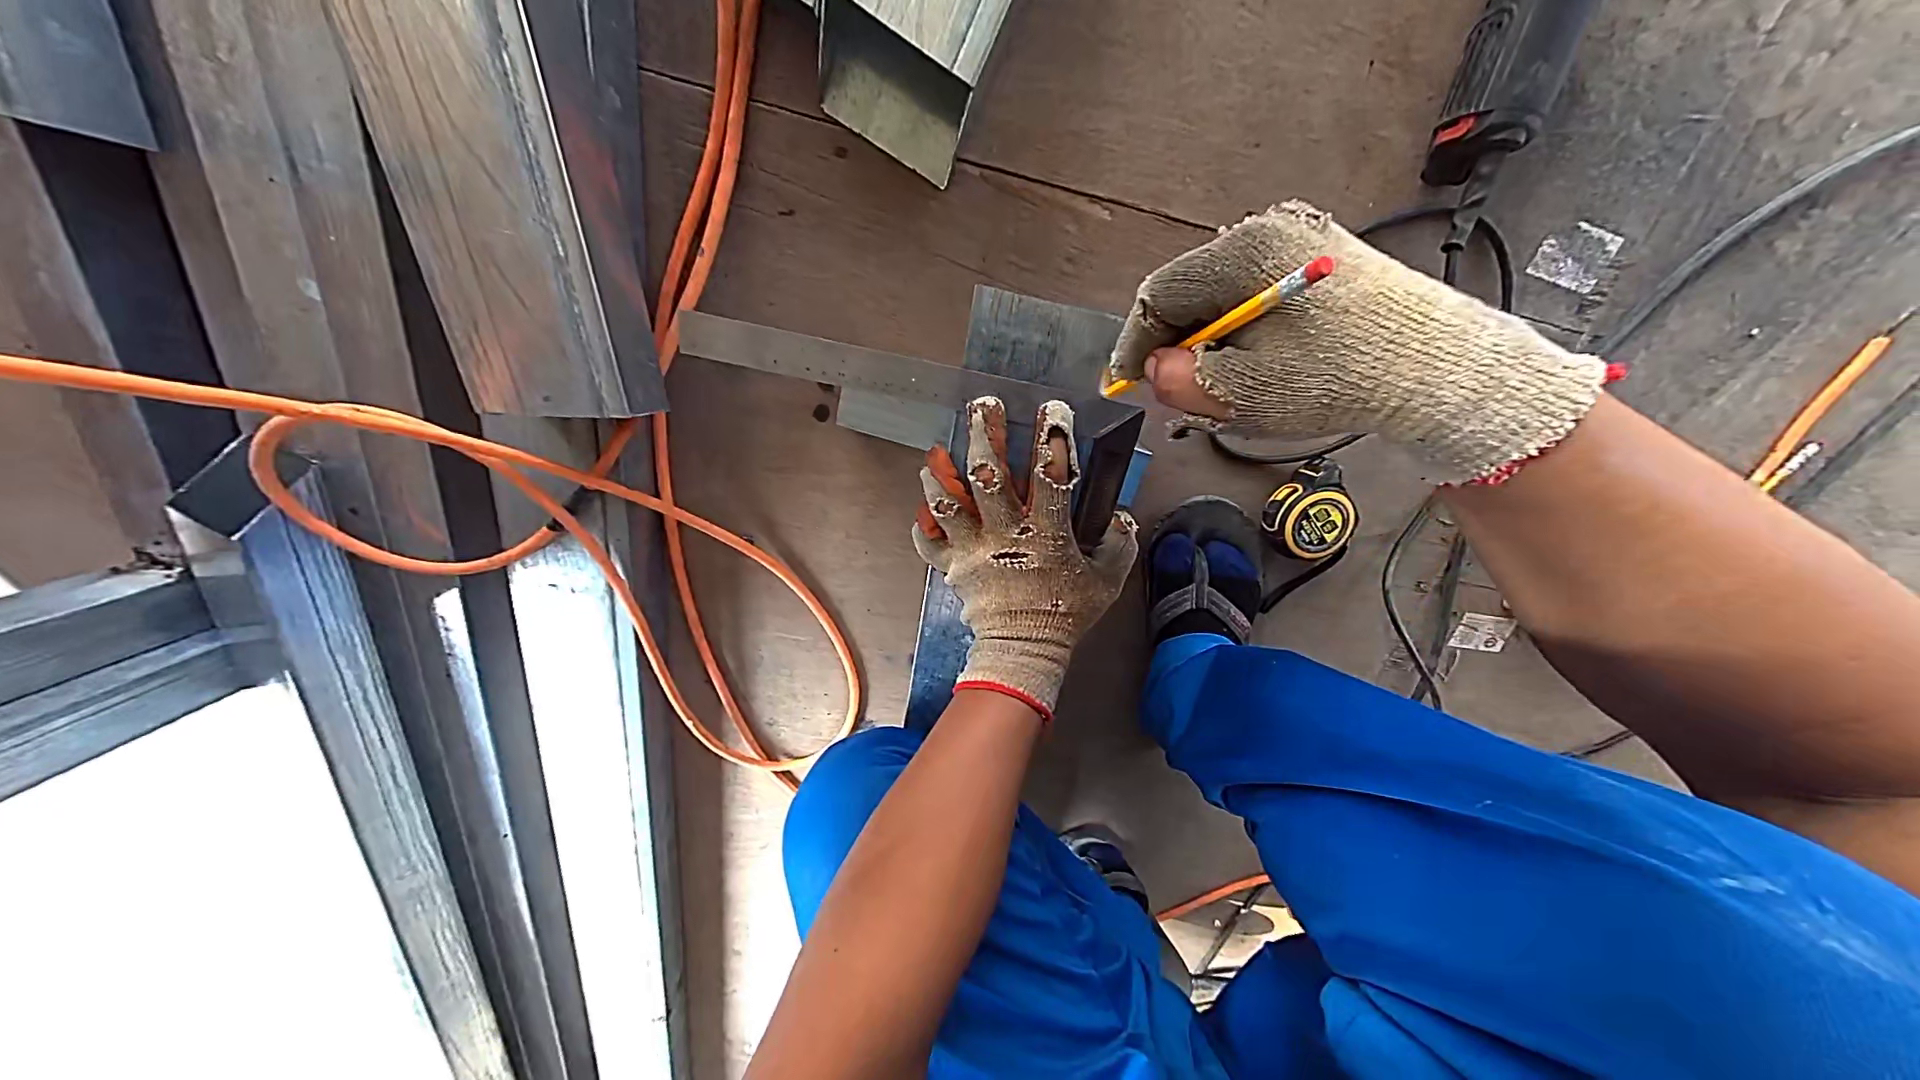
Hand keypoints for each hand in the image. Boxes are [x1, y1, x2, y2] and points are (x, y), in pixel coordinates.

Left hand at [912, 397, 1137, 717]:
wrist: (1025, 650)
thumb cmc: (1065, 614)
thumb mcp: (1107, 579)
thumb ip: (1118, 544)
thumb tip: (1120, 517)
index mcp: (1046, 535)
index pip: (1051, 478)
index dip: (1053, 440)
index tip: (1053, 411)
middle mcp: (1005, 535)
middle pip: (989, 477)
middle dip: (986, 436)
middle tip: (984, 406)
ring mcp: (973, 550)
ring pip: (949, 503)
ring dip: (941, 475)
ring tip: (939, 452)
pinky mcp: (953, 567)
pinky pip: (929, 542)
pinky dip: (924, 523)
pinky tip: (925, 505)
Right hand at [1109, 200, 1610, 483]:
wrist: (1440, 370)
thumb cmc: (1346, 376)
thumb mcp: (1245, 389)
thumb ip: (1180, 380)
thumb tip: (1153, 370)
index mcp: (1247, 251)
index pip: (1158, 293)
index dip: (1134, 343)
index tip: (1126, 381)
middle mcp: (1270, 232)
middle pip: (1188, 292)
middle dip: (1172, 345)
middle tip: (1172, 389)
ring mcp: (1297, 244)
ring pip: (1218, 297)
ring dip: (1204, 342)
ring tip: (1215, 384)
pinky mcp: (1317, 264)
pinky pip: (1252, 298)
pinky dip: (1236, 333)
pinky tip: (1249, 365)